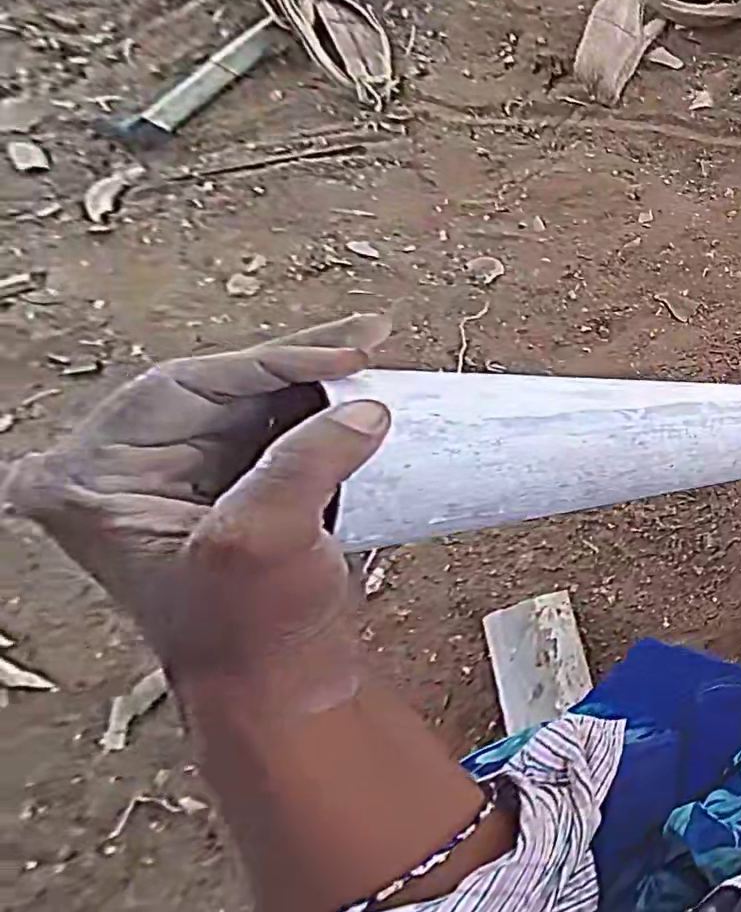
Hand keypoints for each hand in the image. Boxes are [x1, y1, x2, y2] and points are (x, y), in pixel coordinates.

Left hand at [3, 314, 391, 707]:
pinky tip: (374, 398)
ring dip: (327, 378)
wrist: (283, 671)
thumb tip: (369, 407)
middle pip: (228, 384)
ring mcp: (196, 476)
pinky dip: (338, 409)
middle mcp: (138, 467)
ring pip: (266, 401)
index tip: (355, 357)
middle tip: (372, 334)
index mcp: (98, 477)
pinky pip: (295, 428)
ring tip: (379, 356)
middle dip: (304, 358)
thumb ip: (307, 464)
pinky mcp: (251, 485)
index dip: (275, 361)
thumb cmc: (251, 621)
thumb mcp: (265, 540)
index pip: (188, 386)